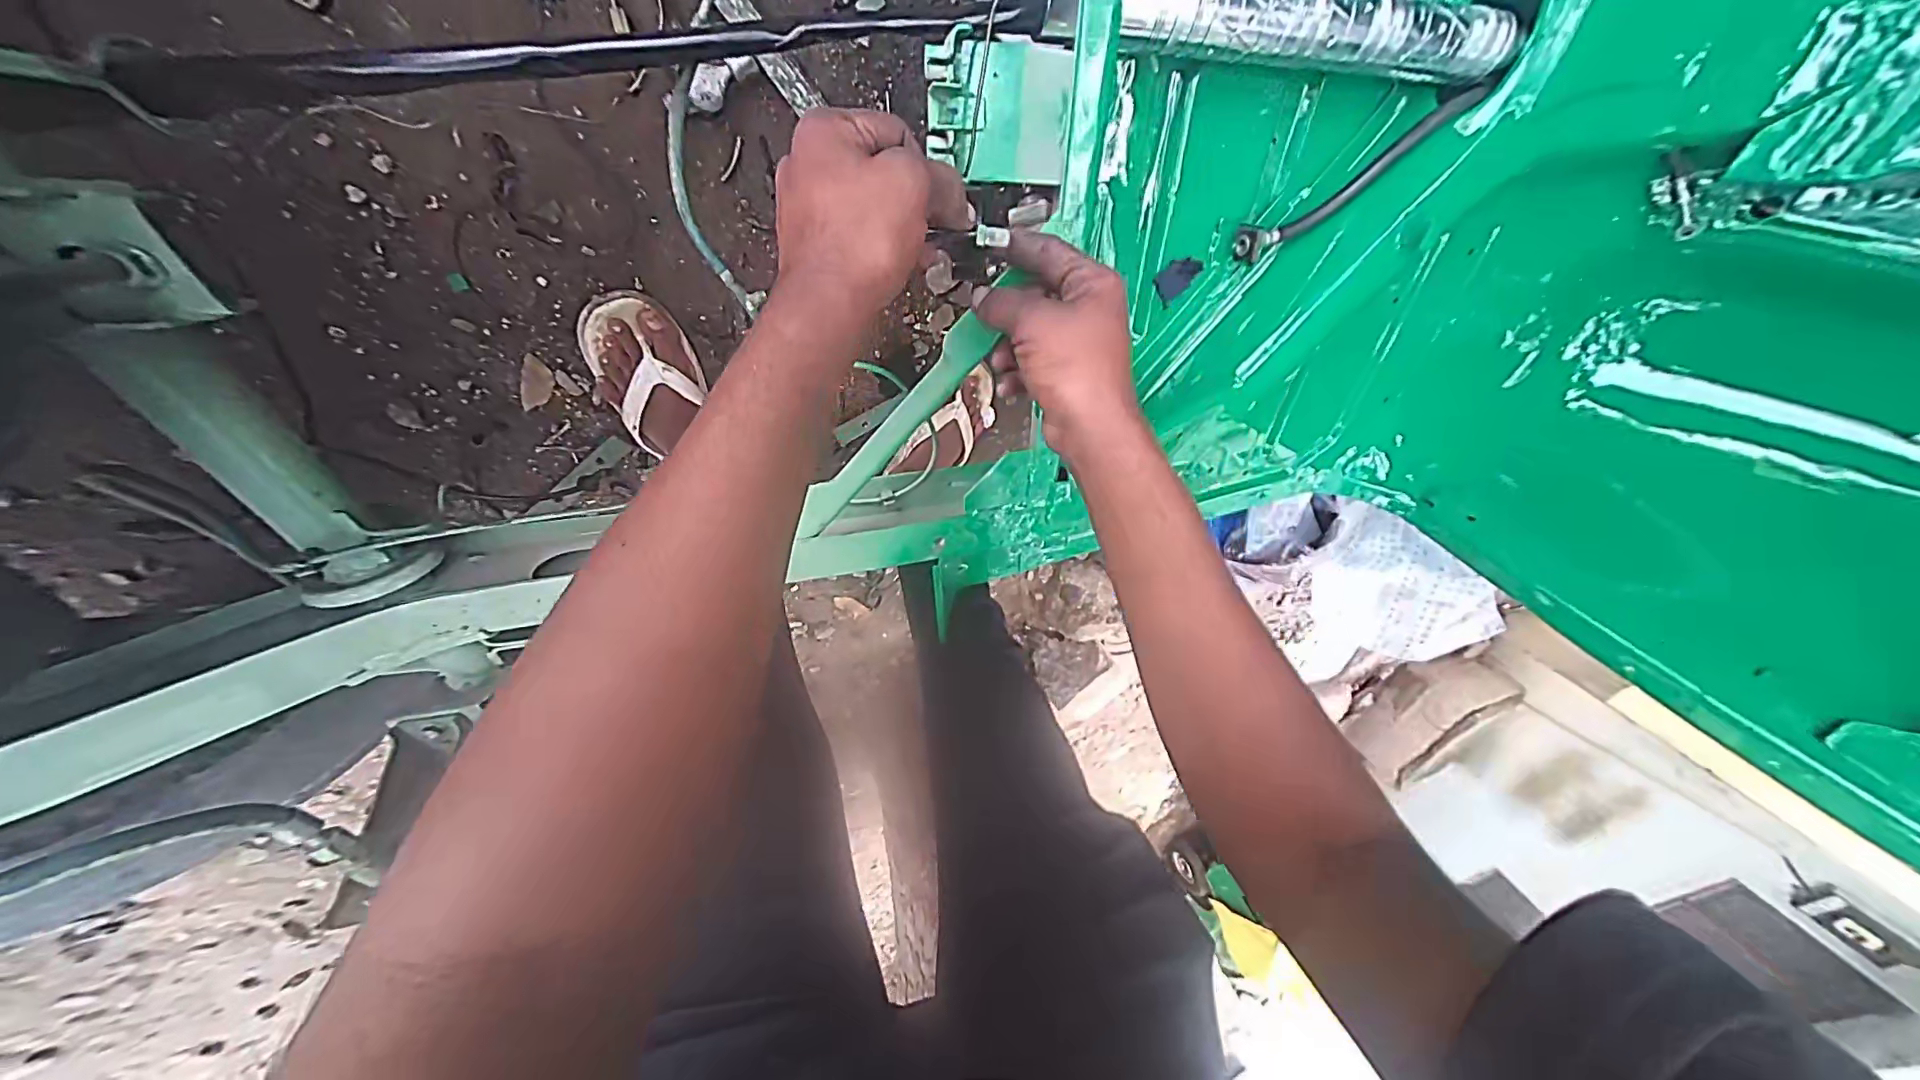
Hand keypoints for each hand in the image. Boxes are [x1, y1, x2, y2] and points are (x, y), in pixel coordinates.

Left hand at [773, 109, 973, 326]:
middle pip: (883, 172)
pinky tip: (900, 263)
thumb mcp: (914, 184)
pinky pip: (860, 238)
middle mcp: (806, 165)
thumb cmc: (855, 245)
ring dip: (903, 227)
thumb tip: (951, 190)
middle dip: (914, 200)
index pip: (896, 131)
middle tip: (931, 221)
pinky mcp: (816, 248)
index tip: (939, 192)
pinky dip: (883, 249)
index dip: (925, 163)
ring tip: (919, 248)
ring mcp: (807, 210)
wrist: (828, 303)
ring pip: (873, 209)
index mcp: (824, 131)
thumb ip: (940, 176)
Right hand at [971, 231, 1143, 464]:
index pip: (1048, 252)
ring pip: (1028, 330)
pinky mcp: (1065, 371)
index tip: (988, 242)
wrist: (1089, 426)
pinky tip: (1011, 384)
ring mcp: (1077, 341)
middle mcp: (1088, 308)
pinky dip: (1017, 370)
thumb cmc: (1073, 366)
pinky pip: (1031, 359)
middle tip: (981, 311)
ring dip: (1006, 347)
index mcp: (1092, 283)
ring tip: (1000, 361)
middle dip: (1005, 311)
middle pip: (1034, 295)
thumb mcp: (1032, 322)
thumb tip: (981, 297)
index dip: (1016, 245)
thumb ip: (1002, 302)